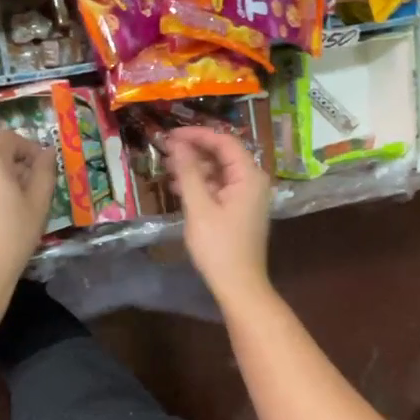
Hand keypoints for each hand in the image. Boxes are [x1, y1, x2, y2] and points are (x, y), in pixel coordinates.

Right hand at [167, 125, 272, 303]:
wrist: (239, 285)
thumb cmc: (219, 247)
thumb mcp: (199, 208)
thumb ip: (188, 172)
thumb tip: (177, 144)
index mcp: (249, 176)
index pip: (224, 141)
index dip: (196, 134)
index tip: (170, 135)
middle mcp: (253, 181)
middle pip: (223, 154)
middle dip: (194, 151)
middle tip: (165, 151)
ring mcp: (248, 196)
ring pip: (220, 171)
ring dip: (195, 168)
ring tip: (168, 170)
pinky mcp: (241, 210)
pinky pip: (220, 187)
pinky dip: (201, 185)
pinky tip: (179, 189)